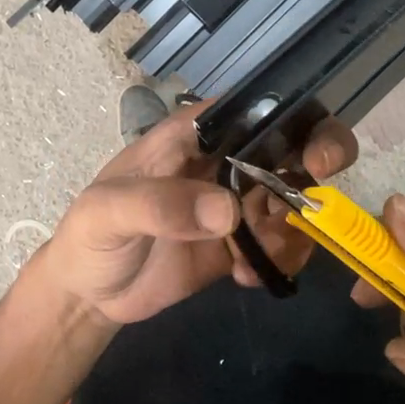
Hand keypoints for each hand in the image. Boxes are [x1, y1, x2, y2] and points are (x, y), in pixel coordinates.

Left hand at [32, 99, 358, 325]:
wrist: (87, 295)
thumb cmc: (89, 236)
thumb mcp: (108, 213)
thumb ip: (159, 205)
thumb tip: (227, 210)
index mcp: (190, 137)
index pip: (252, 108)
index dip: (295, 121)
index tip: (312, 159)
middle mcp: (221, 162)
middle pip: (291, 144)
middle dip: (317, 167)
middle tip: (314, 207)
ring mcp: (234, 204)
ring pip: (295, 197)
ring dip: (295, 228)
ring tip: (256, 258)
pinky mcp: (239, 245)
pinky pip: (283, 243)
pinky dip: (280, 260)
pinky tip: (243, 278)